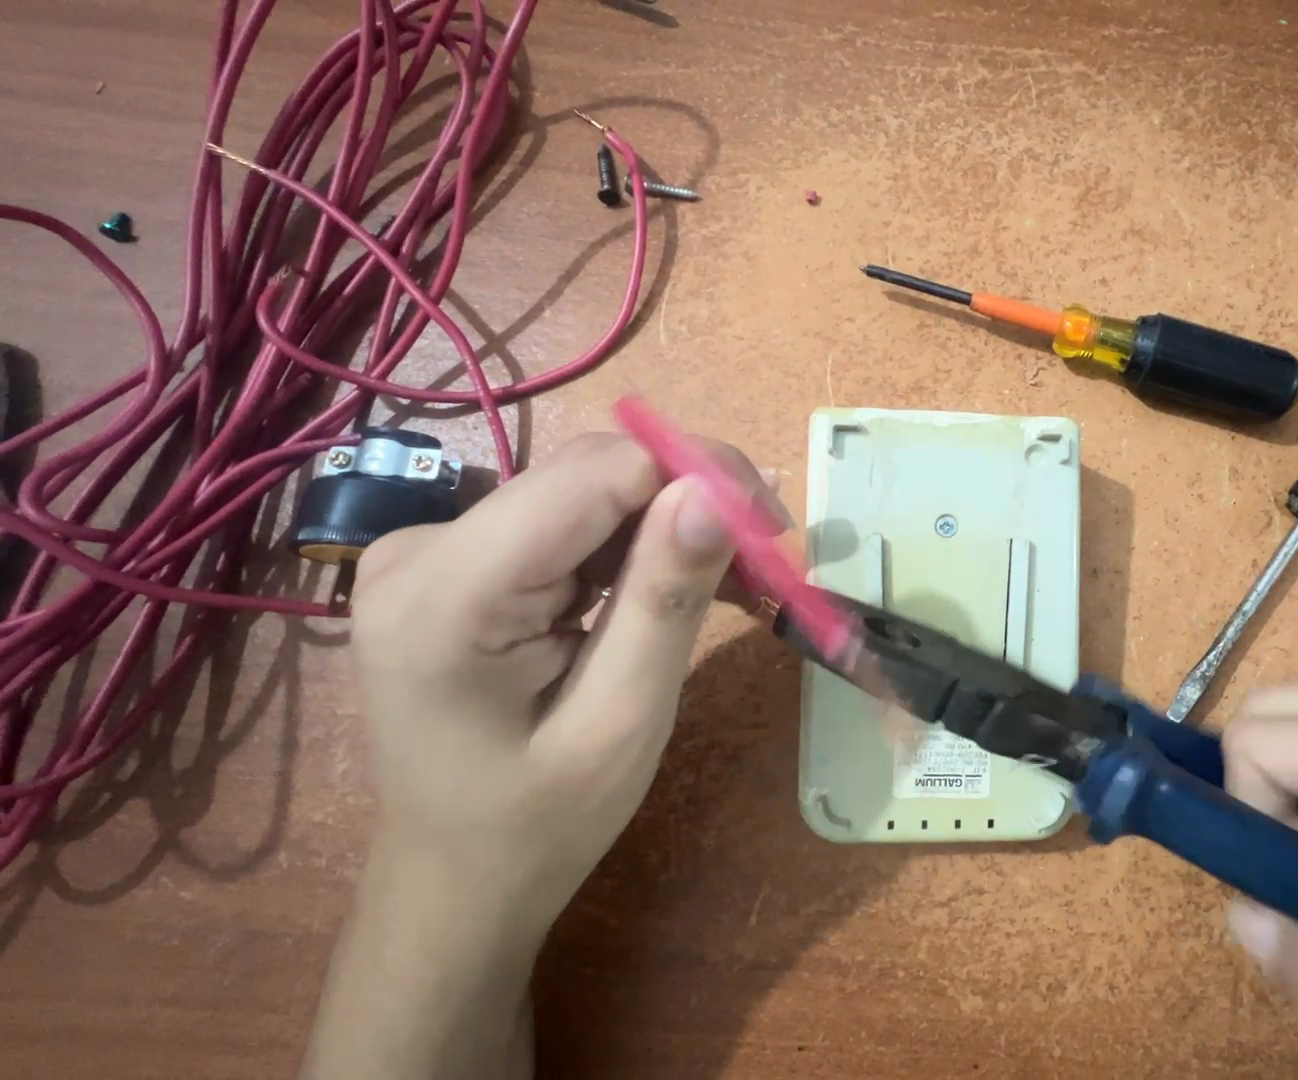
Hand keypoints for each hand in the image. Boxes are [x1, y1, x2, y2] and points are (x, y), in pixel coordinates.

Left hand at [347, 431, 785, 926]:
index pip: (592, 474)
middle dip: (692, 500)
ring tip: (742, 580)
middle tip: (771, 558)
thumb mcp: (623, 720)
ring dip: (674, 524)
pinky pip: (571, 525)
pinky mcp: (461, 563)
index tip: (774, 526)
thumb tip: (714, 492)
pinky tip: (683, 582)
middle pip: (589, 475)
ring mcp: (436, 551)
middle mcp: (424, 546)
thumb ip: (665, 600)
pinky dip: (639, 546)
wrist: (459, 881)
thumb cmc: (542, 824)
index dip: (695, 475)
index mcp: (446, 592)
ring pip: (589, 494)